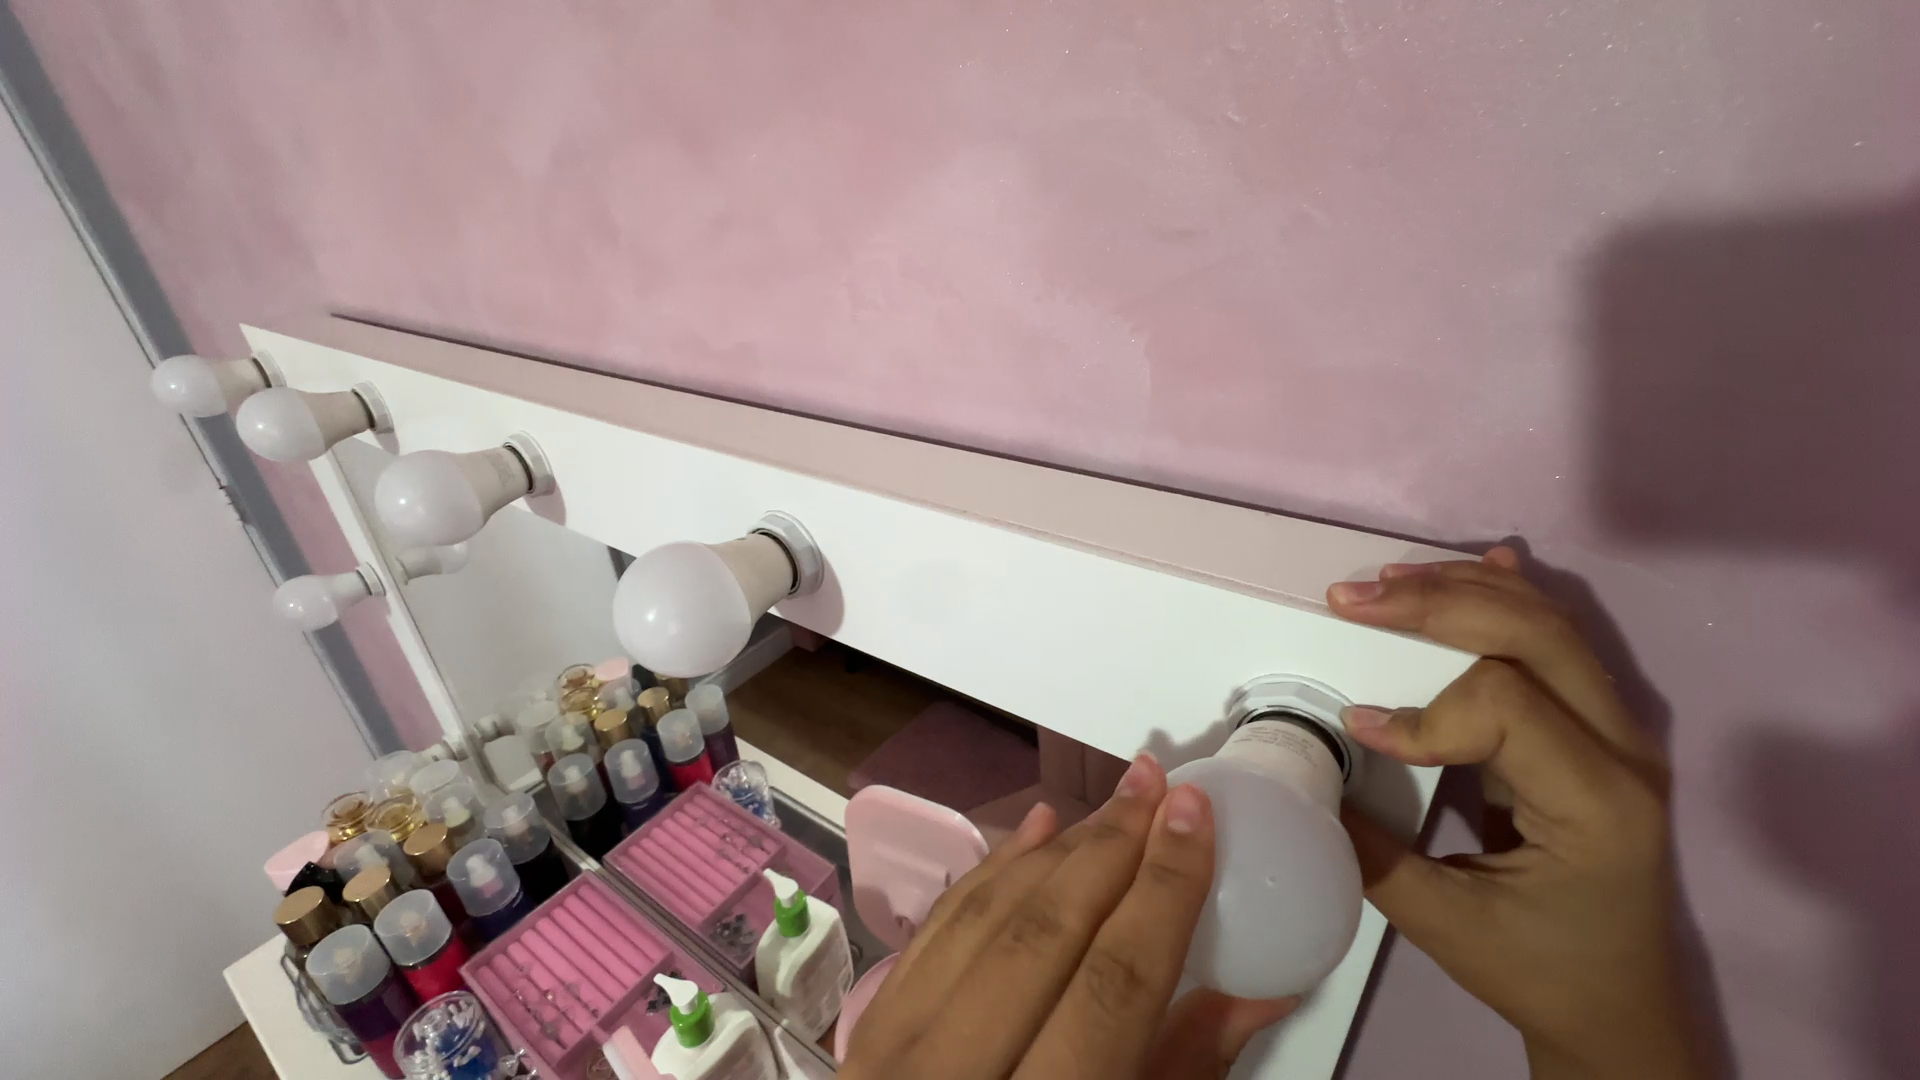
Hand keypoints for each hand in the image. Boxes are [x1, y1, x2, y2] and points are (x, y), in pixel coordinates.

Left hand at [839, 755, 1297, 1079]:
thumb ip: (1185, 1067)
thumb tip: (1264, 984)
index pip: (1113, 983)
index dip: (1162, 889)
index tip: (1194, 812)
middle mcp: (953, 1073)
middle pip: (1044, 931)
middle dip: (1110, 844)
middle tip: (1155, 777)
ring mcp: (893, 1050)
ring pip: (986, 914)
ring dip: (1056, 845)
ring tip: (1111, 798)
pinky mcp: (869, 1028)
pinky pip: (939, 926)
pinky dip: (992, 870)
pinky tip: (1034, 826)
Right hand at [1328, 547, 1707, 1079]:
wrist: (1622, 1006)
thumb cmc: (1540, 969)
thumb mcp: (1444, 924)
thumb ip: (1368, 852)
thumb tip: (1302, 776)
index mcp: (1594, 802)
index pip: (1506, 705)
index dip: (1422, 709)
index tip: (1356, 729)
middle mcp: (1622, 750)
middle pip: (1532, 634)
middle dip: (1432, 607)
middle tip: (1350, 598)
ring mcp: (1618, 730)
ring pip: (1546, 621)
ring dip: (1458, 589)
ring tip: (1384, 583)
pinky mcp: (1596, 725)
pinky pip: (1558, 638)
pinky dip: (1512, 594)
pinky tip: (1486, 562)